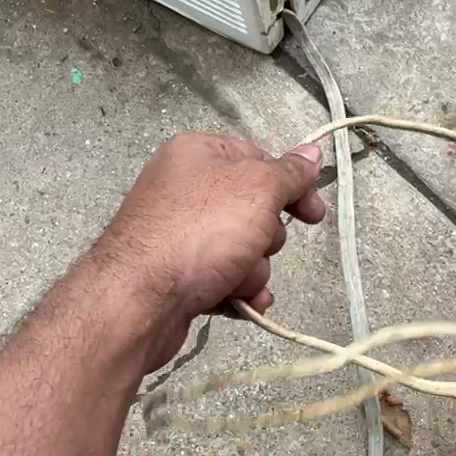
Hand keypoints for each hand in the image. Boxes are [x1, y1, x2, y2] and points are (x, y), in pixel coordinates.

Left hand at [93, 132, 325, 322]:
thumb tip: (312, 152)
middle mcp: (185, 188)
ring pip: (243, 249)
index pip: (259, 159)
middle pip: (254, 210)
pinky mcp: (177, 273)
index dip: (291, 186)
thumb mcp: (258, 188)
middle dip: (266, 238)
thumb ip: (289, 172)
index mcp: (199, 154)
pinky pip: (223, 277)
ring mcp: (179, 233)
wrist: (142, 298)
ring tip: (235, 280)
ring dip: (251, 270)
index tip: (313, 214)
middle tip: (255, 244)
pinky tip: (238, 302)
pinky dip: (235, 291)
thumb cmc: (201, 231)